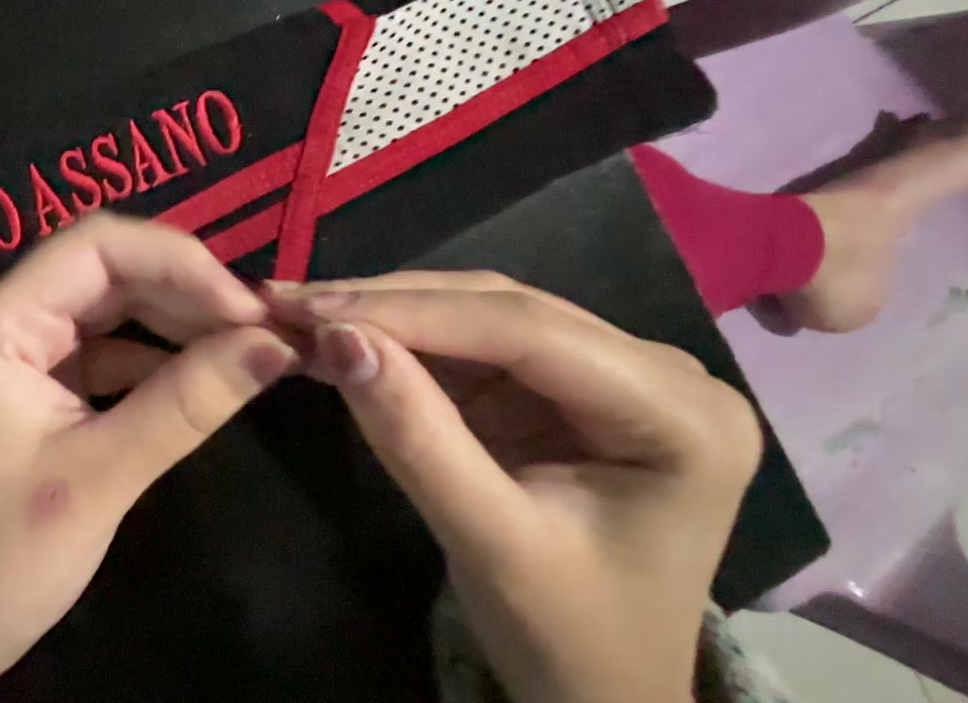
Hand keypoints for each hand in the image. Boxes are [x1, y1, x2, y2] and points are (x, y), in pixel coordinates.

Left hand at [0, 215, 292, 702]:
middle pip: (110, 266)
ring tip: (251, 343)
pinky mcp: (49, 377)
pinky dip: (164, 351)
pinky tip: (211, 370)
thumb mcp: (102, 474)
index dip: (179, 260)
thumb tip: (275, 344)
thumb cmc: (5, 556)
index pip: (96, 246)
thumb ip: (187, 402)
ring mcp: (29, 345)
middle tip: (264, 326)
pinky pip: (116, 342)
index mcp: (0, 320)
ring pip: (118, 300)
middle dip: (188, 287)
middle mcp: (11, 314)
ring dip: (183, 316)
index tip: (248, 307)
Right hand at [286, 272, 762, 702]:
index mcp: (680, 412)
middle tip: (288, 302)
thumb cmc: (566, 634)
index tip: (312, 309)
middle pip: (500, 308)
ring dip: (382, 311)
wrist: (597, 690)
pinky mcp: (551, 381)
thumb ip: (416, 436)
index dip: (412, 311)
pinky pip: (462, 340)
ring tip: (298, 312)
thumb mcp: (489, 542)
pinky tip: (336, 334)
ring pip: (473, 311)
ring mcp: (601, 368)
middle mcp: (653, 370)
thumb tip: (336, 339)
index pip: (527, 330)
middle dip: (387, 303)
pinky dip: (394, 337)